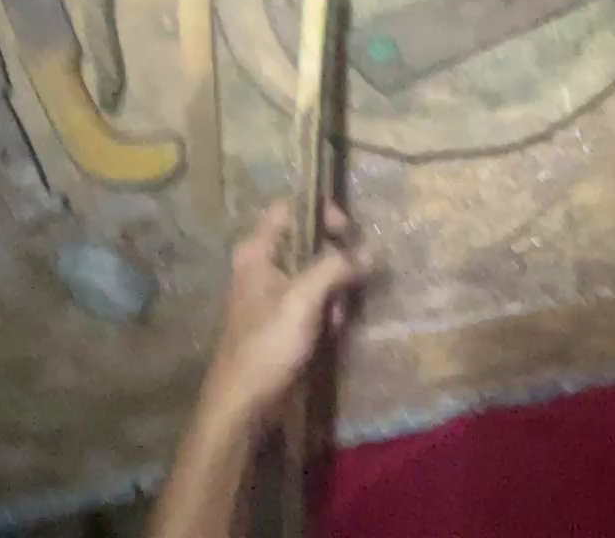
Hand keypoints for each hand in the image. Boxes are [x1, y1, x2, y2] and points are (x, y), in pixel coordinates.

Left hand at [201, 201, 372, 430]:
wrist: (244, 406)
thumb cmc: (267, 344)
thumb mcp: (303, 299)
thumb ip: (336, 267)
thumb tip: (370, 251)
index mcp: (258, 250)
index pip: (291, 207)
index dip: (321, 212)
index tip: (346, 233)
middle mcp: (265, 264)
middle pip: (309, 239)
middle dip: (336, 257)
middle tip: (356, 273)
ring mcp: (275, 291)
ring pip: (317, 270)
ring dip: (336, 288)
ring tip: (339, 313)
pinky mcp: (286, 317)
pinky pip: (316, 297)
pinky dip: (329, 307)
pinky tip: (334, 328)